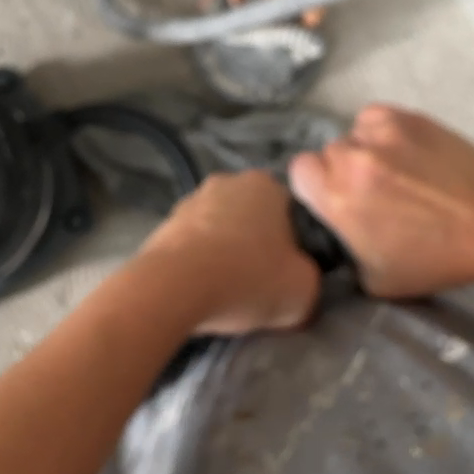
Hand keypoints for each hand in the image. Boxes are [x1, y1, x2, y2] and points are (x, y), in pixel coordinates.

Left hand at [137, 170, 320, 334]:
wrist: (174, 287)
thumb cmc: (248, 277)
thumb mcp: (304, 290)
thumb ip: (310, 279)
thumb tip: (301, 282)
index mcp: (267, 184)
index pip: (291, 213)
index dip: (294, 245)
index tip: (290, 273)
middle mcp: (227, 181)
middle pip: (253, 218)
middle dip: (256, 245)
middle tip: (260, 283)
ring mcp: (189, 200)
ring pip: (219, 231)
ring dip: (223, 253)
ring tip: (225, 292)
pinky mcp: (162, 224)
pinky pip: (190, 246)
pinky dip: (196, 264)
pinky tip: (199, 290)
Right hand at [289, 105, 473, 297]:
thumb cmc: (436, 258)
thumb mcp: (375, 279)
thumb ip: (343, 249)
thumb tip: (335, 231)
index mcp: (337, 199)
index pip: (299, 172)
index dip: (314, 185)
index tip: (335, 197)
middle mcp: (352, 160)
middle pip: (327, 153)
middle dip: (342, 170)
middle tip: (371, 190)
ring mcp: (380, 134)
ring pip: (353, 135)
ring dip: (365, 150)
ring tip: (395, 171)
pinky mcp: (405, 117)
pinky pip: (376, 119)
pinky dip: (383, 133)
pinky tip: (404, 153)